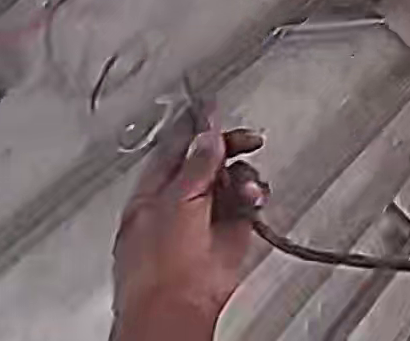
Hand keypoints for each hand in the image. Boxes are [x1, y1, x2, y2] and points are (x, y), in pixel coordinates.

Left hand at [111, 122, 268, 339]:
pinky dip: (256, 193)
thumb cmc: (160, 267)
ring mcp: (206, 212)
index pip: (175, 148)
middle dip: (231, 146)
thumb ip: (195, 166)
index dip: (193, 126)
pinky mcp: (232, 224)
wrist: (182, 305)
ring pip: (235, 174)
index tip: (210, 103)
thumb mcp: (174, 205)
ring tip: (246, 190)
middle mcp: (181, 199)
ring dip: (245, 176)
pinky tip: (253, 200)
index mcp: (153, 195)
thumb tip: (207, 134)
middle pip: (211, 157)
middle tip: (248, 139)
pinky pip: (251, 195)